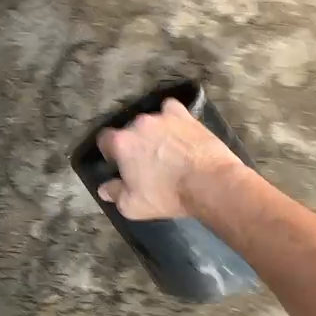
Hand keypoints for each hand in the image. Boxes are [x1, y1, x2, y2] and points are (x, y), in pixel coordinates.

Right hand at [94, 98, 244, 219]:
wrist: (211, 184)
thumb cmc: (168, 195)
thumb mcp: (133, 206)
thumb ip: (114, 194)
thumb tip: (104, 189)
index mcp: (121, 143)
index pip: (104, 139)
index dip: (110, 152)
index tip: (119, 164)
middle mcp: (138, 124)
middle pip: (128, 130)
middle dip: (133, 143)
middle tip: (145, 161)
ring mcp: (162, 117)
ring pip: (150, 121)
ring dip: (152, 132)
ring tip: (165, 148)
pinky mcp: (185, 116)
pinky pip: (171, 109)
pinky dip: (171, 117)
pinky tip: (176, 128)